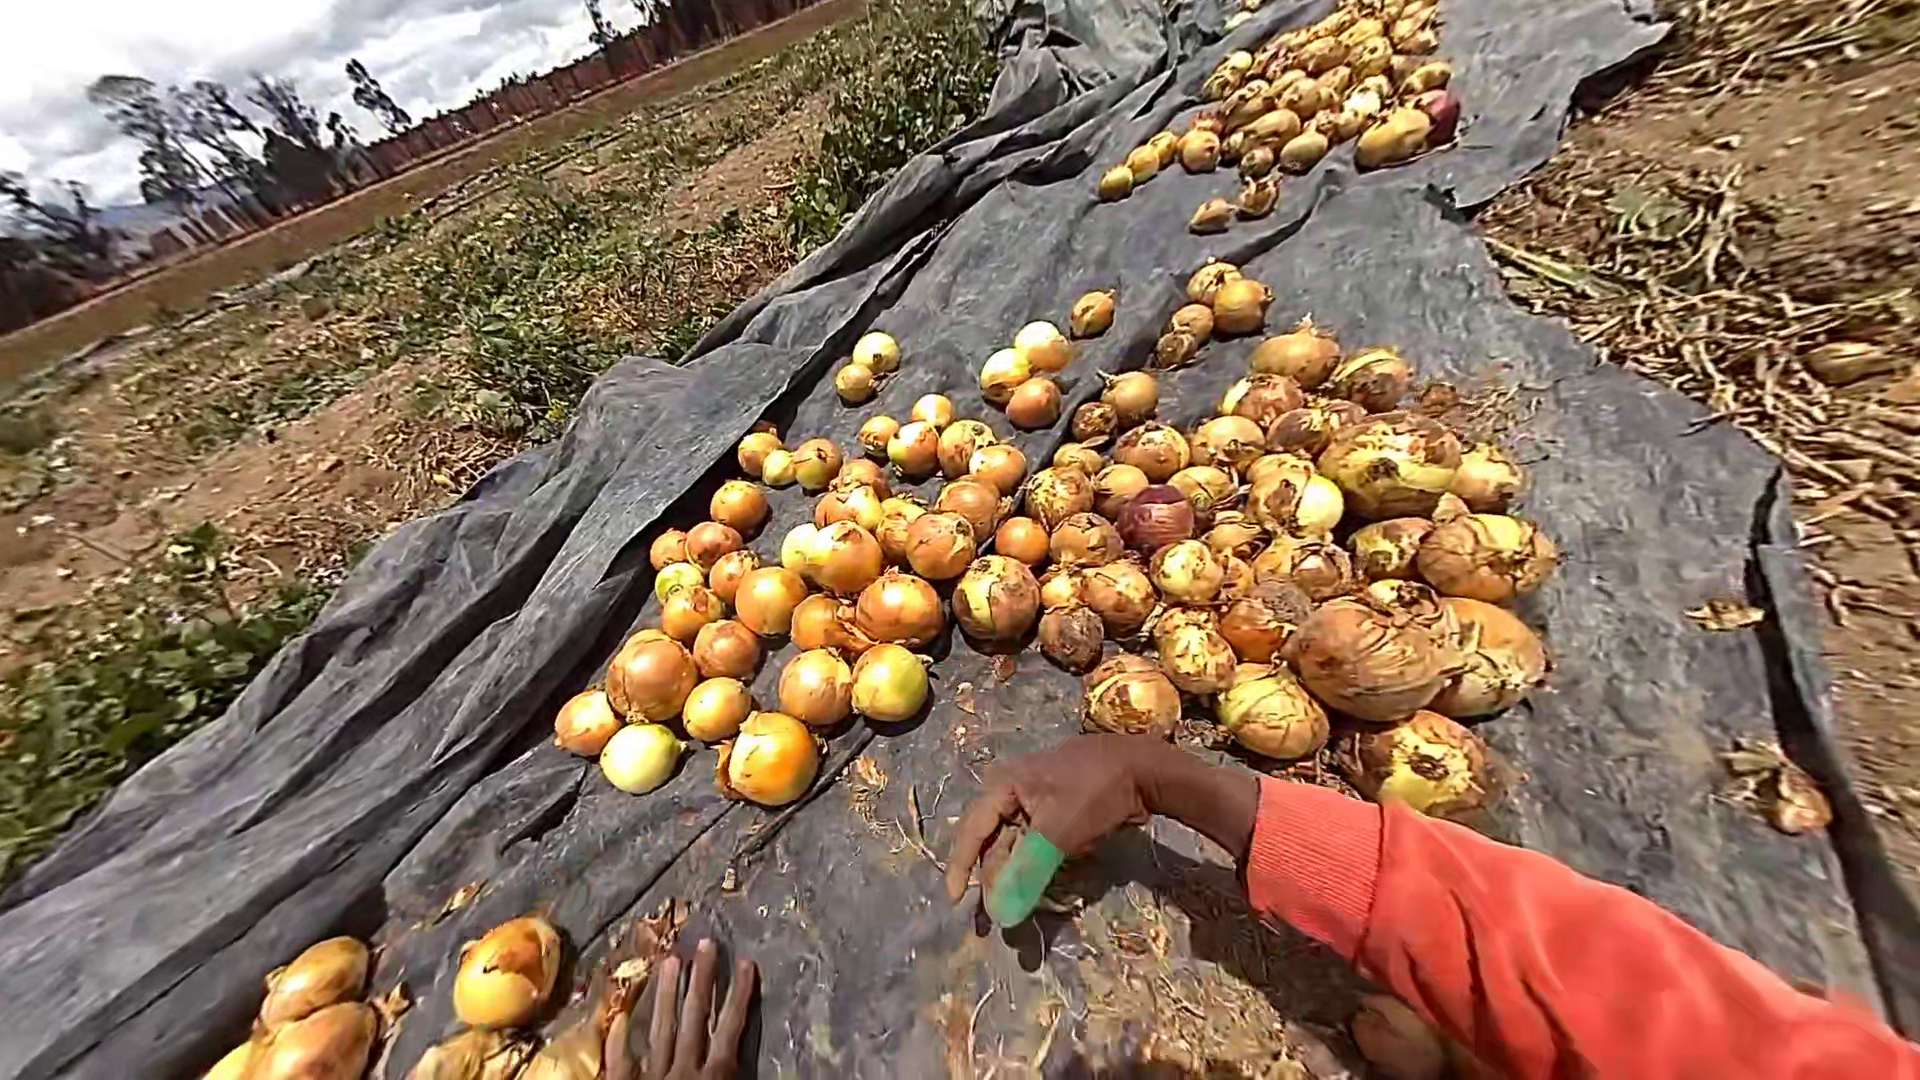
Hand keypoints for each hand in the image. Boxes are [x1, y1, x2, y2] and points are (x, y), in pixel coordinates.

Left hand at [605, 938, 756, 1079]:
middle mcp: (682, 1074)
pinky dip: (620, 1042)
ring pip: (661, 1031)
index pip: (731, 1028)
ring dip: (667, 995)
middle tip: (707, 942)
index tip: (747, 962)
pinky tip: (620, 1018)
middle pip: (696, 1018)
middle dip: (703, 979)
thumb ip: (734, 1078)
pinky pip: (620, 1067)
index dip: (740, 994)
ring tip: (670, 960)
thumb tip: (750, 1062)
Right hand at [944, 735, 1261, 903]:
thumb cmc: (1093, 792)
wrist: (1142, 768)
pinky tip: (1042, 884)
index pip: (974, 828)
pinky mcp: (1058, 808)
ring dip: (1018, 874)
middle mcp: (1014, 788)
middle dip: (994, 876)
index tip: (956, 901)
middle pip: (995, 838)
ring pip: (1018, 842)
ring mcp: (1037, 797)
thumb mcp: (1057, 832)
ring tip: (1018, 906)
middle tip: (995, 915)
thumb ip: (1025, 871)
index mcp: (1004, 783)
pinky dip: (1039, 864)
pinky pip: (1039, 841)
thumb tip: (999, 913)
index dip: (962, 865)